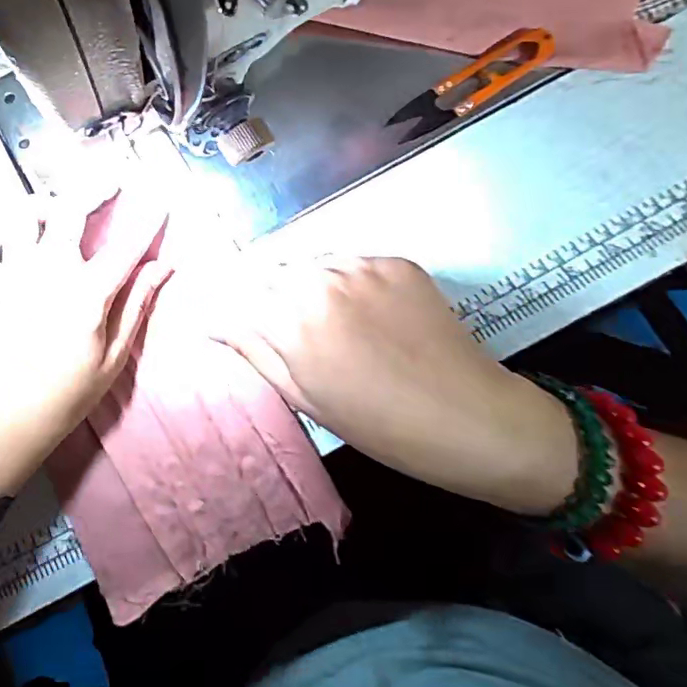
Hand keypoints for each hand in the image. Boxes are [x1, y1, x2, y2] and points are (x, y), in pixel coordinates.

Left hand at [0, 189, 170, 494]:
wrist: (0, 423)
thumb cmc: (64, 397)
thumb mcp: (112, 358)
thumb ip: (136, 306)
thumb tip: (162, 267)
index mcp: (87, 293)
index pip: (126, 245)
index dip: (148, 220)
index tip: (161, 199)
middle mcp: (49, 271)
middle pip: (70, 210)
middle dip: (94, 187)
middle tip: (112, 181)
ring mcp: (13, 275)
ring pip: (20, 217)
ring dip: (40, 205)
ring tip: (54, 208)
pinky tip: (0, 238)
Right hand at [214, 256, 577, 514]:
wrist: (469, 416)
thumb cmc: (380, 425)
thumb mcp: (305, 397)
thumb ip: (256, 351)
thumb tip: (217, 324)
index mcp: (292, 320)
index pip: (238, 296)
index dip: (236, 313)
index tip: (242, 329)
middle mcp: (322, 280)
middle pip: (274, 274)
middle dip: (272, 298)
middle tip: (295, 334)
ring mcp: (363, 265)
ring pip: (314, 265)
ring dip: (310, 288)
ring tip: (337, 325)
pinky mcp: (397, 261)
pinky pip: (353, 264)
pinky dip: (349, 283)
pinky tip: (370, 315)